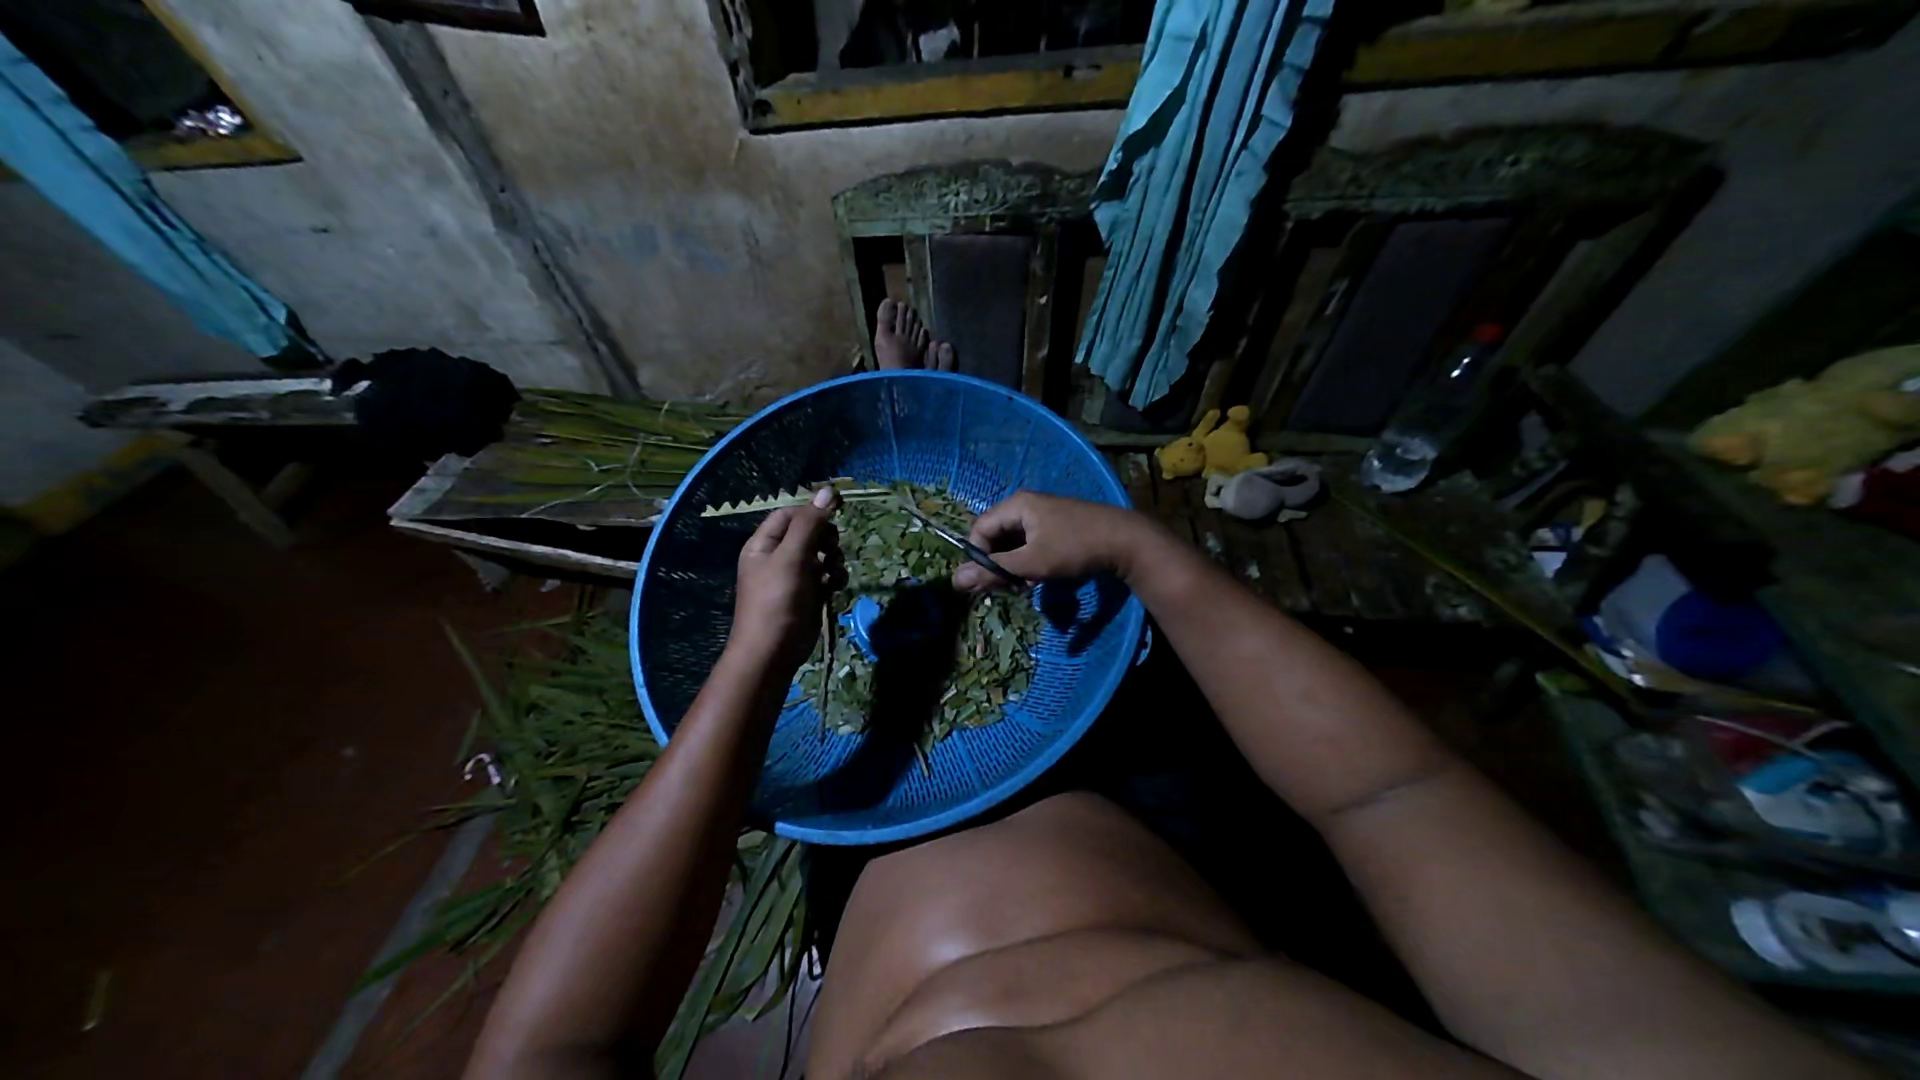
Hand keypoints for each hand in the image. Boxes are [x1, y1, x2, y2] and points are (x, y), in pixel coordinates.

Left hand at [729, 488, 844, 671]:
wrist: (773, 652)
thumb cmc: (777, 601)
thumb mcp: (793, 557)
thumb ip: (811, 524)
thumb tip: (828, 490)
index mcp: (764, 544)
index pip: (789, 514)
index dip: (811, 512)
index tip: (837, 512)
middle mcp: (777, 557)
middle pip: (808, 533)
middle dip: (826, 538)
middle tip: (831, 549)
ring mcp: (793, 577)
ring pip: (821, 554)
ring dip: (834, 559)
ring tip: (835, 573)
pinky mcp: (808, 595)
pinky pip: (825, 576)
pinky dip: (834, 578)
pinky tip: (836, 587)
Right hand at [952, 492, 1156, 591]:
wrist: (1127, 542)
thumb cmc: (1075, 548)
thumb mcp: (1031, 563)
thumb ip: (993, 570)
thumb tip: (955, 580)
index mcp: (1016, 505)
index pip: (979, 530)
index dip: (978, 557)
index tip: (988, 582)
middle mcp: (1026, 505)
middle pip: (995, 536)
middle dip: (997, 564)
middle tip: (1007, 588)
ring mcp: (1043, 515)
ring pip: (1013, 543)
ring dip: (1012, 566)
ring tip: (1024, 586)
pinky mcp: (1056, 527)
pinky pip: (1030, 544)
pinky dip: (1028, 562)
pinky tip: (1036, 579)